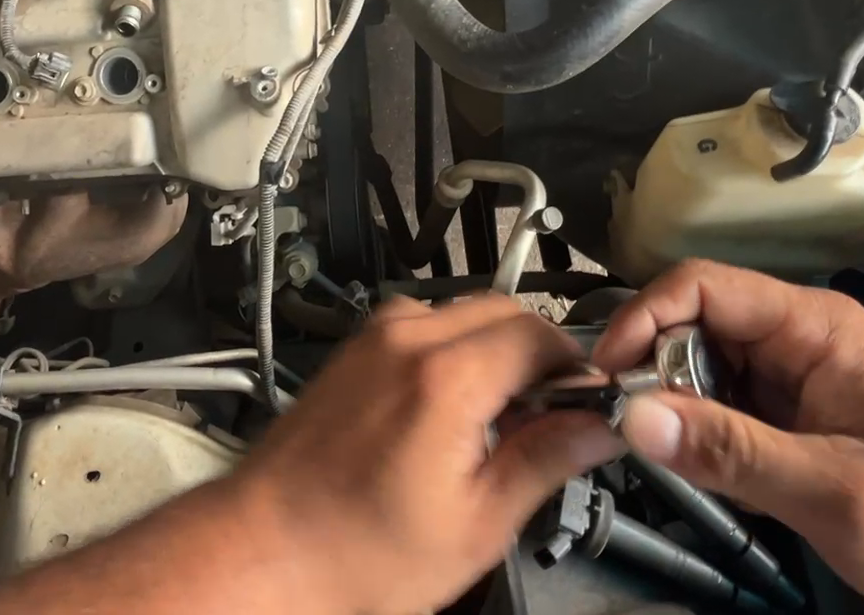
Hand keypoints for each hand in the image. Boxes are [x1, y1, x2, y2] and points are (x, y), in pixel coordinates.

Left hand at [226, 294, 626, 614]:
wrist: (267, 545)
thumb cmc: (358, 551)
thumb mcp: (475, 523)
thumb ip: (543, 458)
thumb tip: (596, 426)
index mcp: (446, 378)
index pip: (538, 334)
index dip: (574, 364)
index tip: (587, 399)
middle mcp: (407, 338)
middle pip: (502, 311)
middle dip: (537, 351)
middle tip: (549, 411)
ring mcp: (375, 335)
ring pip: (462, 312)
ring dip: (494, 347)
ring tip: (497, 414)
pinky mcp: (355, 346)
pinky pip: (422, 323)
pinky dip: (453, 346)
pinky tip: (450, 402)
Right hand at [592, 260, 863, 614]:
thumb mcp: (843, 497)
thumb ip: (732, 453)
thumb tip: (628, 416)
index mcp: (816, 327)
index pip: (702, 287)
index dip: (644, 318)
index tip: (607, 376)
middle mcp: (796, 340)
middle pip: (691, 325)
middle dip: (652, 369)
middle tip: (628, 428)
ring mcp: (791, 382)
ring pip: (696, 369)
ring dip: (672, 407)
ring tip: (668, 459)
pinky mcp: (787, 422)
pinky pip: (716, 409)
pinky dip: (695, 435)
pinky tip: (702, 472)